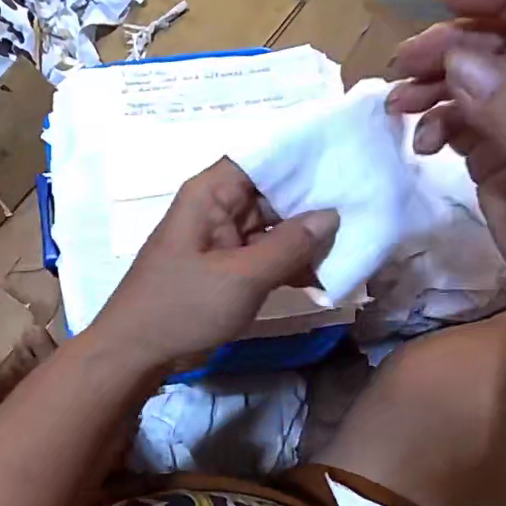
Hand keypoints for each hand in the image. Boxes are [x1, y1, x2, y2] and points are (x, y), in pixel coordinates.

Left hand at [88, 159, 337, 367]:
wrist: (136, 351)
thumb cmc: (182, 306)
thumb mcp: (241, 277)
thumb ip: (289, 245)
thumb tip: (330, 215)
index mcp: (211, 194)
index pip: (263, 157)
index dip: (304, 154)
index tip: (349, 156)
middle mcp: (217, 208)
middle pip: (273, 191)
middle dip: (315, 199)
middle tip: (369, 201)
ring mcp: (222, 239)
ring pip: (273, 225)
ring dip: (308, 236)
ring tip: (361, 236)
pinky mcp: (227, 268)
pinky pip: (265, 254)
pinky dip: (292, 262)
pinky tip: (331, 272)